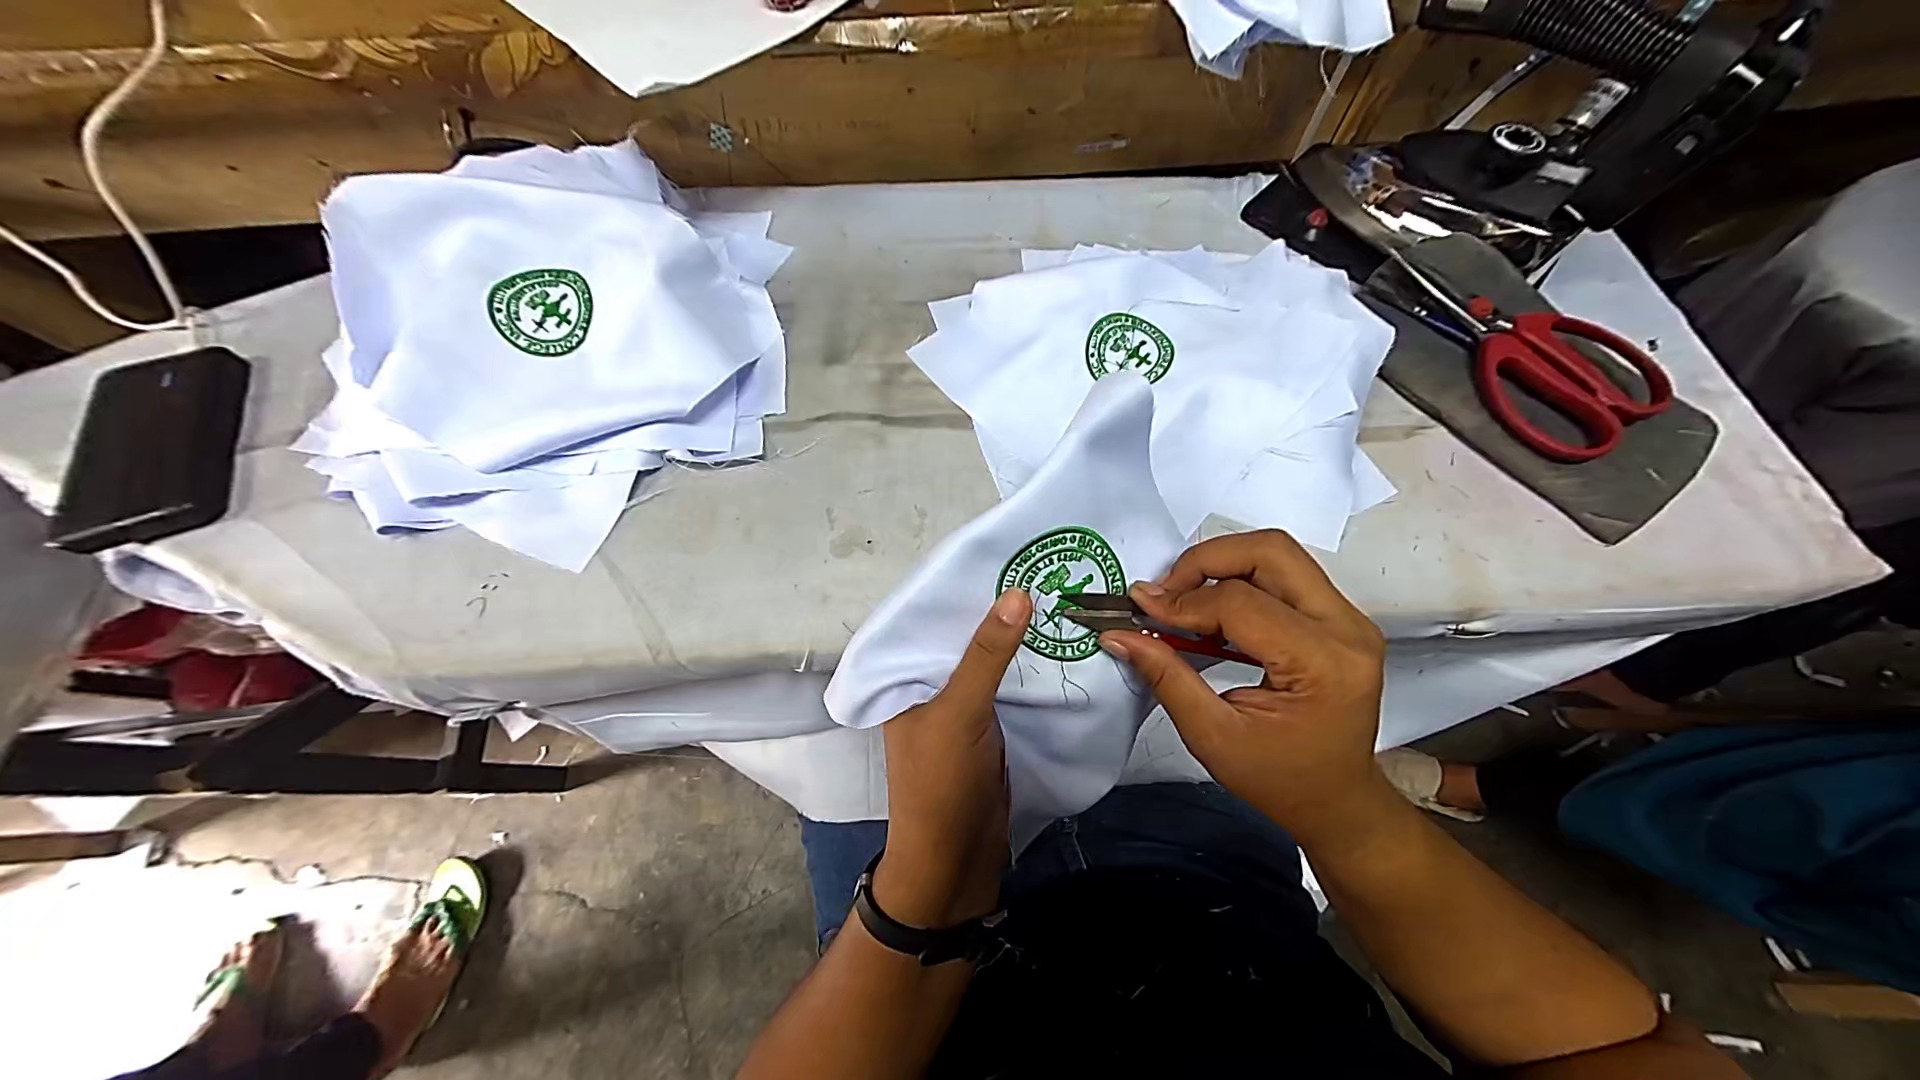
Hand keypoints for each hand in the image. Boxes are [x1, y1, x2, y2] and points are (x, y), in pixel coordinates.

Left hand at [873, 588, 1030, 928]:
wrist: (955, 865)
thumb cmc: (941, 784)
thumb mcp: (959, 712)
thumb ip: (986, 655)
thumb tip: (1018, 592)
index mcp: (905, 675)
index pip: (930, 618)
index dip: (964, 587)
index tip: (1007, 553)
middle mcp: (930, 685)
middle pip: (965, 637)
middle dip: (999, 610)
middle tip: (1046, 567)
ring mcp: (962, 707)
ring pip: (991, 662)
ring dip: (1019, 638)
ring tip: (1061, 595)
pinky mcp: (991, 727)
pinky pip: (1010, 688)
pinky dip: (1030, 670)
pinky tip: (1062, 646)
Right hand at [1098, 530, 1389, 843]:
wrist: (1336, 799)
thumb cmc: (1279, 779)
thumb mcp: (1212, 735)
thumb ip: (1165, 677)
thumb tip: (1120, 634)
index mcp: (1323, 665)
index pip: (1242, 603)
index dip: (1182, 601)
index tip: (1139, 609)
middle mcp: (1346, 629)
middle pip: (1270, 552)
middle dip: (1205, 561)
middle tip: (1164, 593)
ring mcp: (1347, 619)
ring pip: (1276, 554)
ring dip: (1220, 565)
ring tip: (1181, 598)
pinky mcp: (1337, 617)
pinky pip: (1282, 574)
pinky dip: (1236, 579)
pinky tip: (1208, 609)